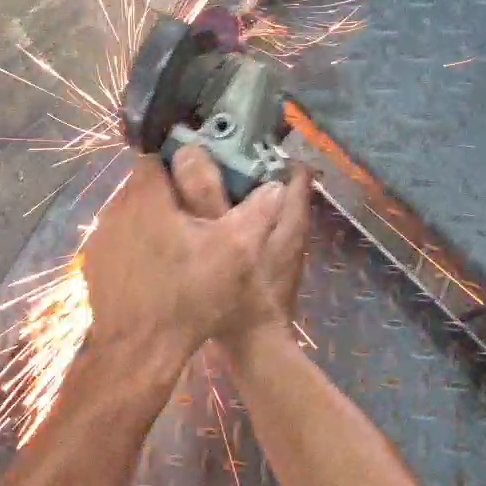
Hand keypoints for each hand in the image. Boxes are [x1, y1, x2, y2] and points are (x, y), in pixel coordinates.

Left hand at [80, 148, 296, 376]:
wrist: (139, 350)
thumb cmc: (188, 295)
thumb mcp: (236, 253)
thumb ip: (257, 213)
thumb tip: (274, 186)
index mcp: (145, 195)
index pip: (156, 158)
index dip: (180, 166)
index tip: (200, 184)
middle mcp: (114, 209)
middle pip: (142, 186)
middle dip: (168, 196)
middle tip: (197, 218)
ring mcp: (99, 238)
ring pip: (129, 214)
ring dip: (150, 222)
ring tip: (179, 246)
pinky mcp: (93, 265)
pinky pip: (118, 241)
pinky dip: (135, 247)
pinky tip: (156, 271)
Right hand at [170, 148, 311, 347]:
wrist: (255, 348)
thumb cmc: (243, 292)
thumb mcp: (220, 235)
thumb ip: (208, 192)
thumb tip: (191, 151)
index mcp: (289, 216)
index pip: (293, 169)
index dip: (268, 149)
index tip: (235, 138)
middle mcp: (291, 229)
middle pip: (275, 187)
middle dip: (246, 171)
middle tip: (209, 159)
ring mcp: (280, 251)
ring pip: (261, 211)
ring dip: (236, 198)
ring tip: (199, 186)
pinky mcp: (266, 269)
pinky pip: (250, 232)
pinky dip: (232, 223)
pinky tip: (202, 226)